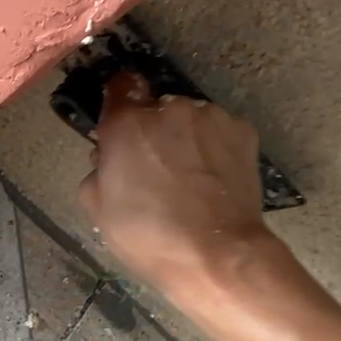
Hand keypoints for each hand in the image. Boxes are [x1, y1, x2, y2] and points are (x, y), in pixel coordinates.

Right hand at [78, 72, 274, 292]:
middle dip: (151, 131)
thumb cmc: (147, 234)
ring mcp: (210, 117)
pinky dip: (213, 148)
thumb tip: (110, 159)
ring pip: (188, 120)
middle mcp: (169, 109)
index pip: (120, 86)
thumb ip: (97, 170)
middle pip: (155, 109)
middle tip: (152, 169)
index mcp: (127, 123)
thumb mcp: (97, 208)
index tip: (119, 126)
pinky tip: (212, 180)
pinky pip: (218, 132)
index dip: (118, 104)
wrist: (215, 254)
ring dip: (184, 138)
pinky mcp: (243, 132)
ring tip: (187, 178)